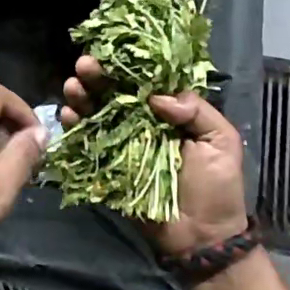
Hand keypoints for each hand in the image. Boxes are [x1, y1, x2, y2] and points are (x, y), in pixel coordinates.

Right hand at [60, 55, 247, 256]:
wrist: (201, 237)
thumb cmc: (217, 188)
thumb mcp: (221, 142)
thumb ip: (196, 111)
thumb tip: (157, 96)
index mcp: (169, 113)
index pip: (144, 82)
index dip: (127, 66)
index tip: (111, 52)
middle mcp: (141, 123)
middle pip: (114, 93)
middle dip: (97, 76)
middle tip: (84, 64)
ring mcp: (121, 144)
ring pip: (97, 113)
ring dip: (82, 97)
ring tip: (72, 86)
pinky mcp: (106, 166)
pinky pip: (87, 143)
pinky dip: (75, 128)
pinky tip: (68, 114)